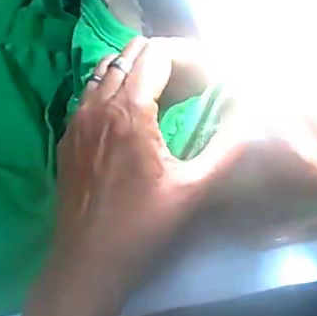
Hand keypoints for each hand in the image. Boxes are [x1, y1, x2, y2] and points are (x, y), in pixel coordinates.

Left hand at [41, 37, 246, 313]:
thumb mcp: (194, 189)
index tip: (212, 80)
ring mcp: (77, 119)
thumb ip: (226, 147)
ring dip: (140, 71)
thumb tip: (248, 115)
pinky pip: (92, 92)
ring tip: (168, 97)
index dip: (190, 57)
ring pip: (108, 68)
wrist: (87, 263)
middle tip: (195, 86)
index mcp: (129, 111)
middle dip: (168, 59)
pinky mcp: (68, 136)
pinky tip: (137, 118)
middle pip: (132, 52)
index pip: (158, 53)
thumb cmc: (143, 228)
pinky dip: (117, 89)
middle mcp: (97, 104)